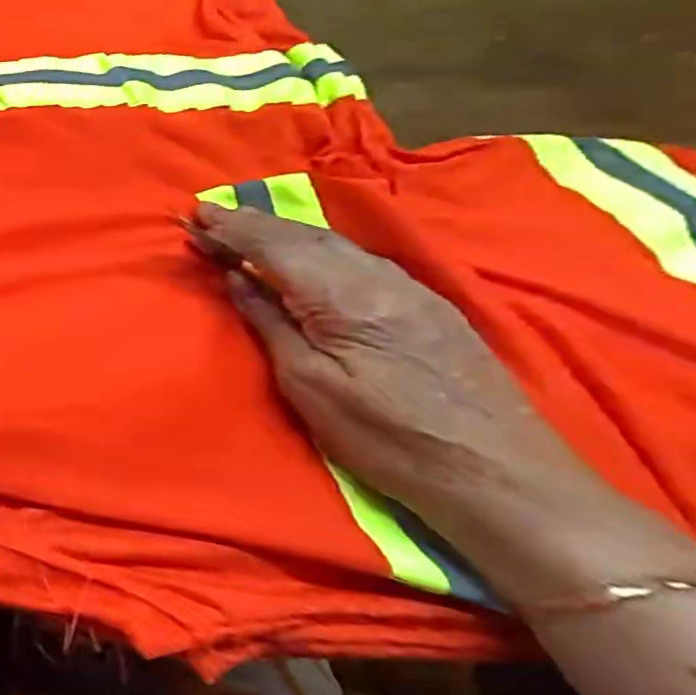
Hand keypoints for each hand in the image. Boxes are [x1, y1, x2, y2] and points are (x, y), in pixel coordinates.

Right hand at [185, 203, 602, 536]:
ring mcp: (408, 287)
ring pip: (332, 242)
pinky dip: (315, 247)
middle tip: (208, 215)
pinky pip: (356, 257)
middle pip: (301, 235)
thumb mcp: (310, 386)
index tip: (192, 215)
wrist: (503, 479)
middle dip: (251, 223)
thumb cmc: (388, 439)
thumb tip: (237, 276)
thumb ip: (270, 321)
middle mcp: (376, 276)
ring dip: (283, 231)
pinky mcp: (427, 304)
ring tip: (245, 227)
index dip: (230, 229)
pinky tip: (304, 252)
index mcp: (342, 294)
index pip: (272, 245)